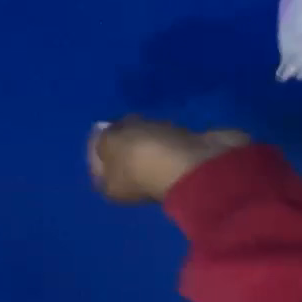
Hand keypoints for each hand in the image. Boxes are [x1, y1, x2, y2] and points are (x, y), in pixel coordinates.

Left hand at [88, 115, 252, 203]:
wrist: (204, 161)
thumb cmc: (152, 155)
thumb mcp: (116, 142)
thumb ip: (107, 134)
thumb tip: (110, 128)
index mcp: (112, 185)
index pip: (97, 158)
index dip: (101, 136)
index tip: (111, 118)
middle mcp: (137, 182)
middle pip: (128, 153)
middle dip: (131, 134)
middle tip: (136, 117)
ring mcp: (167, 169)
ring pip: (154, 147)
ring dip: (155, 133)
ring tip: (158, 118)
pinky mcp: (191, 157)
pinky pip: (177, 142)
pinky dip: (176, 133)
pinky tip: (178, 124)